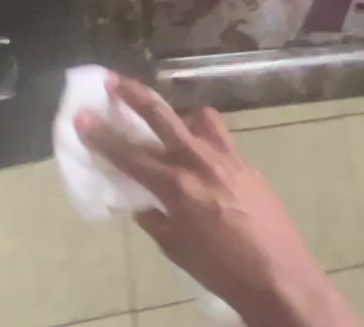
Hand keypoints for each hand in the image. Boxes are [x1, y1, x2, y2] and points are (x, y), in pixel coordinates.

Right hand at [74, 74, 360, 326]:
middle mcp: (197, 161)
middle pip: (158, 114)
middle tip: (112, 80)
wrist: (283, 282)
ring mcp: (226, 159)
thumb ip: (153, 216)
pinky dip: (206, 140)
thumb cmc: (221, 271)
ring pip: (198, 117)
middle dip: (131, 94)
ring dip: (180, 116)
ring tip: (174, 125)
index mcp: (175, 185)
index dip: (99, 135)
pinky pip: (221, 139)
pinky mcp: (247, 165)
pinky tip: (205, 159)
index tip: (80, 117)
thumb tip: (140, 200)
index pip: (127, 154)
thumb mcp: (175, 247)